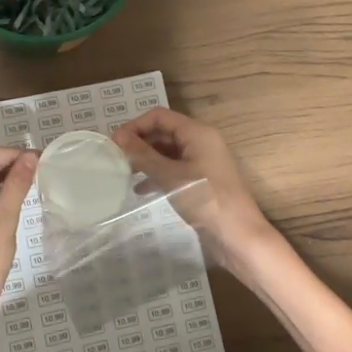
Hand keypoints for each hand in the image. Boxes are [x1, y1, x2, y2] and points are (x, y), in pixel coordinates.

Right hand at [111, 109, 269, 260]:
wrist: (238, 235)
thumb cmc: (206, 199)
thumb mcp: (170, 176)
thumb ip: (143, 155)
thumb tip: (118, 136)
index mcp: (197, 133)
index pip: (160, 116)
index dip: (135, 125)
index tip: (113, 142)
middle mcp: (201, 142)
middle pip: (164, 132)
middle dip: (139, 142)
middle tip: (115, 158)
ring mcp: (202, 162)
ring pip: (167, 152)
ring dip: (146, 159)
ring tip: (123, 173)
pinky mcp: (201, 181)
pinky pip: (174, 169)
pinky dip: (157, 175)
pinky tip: (140, 189)